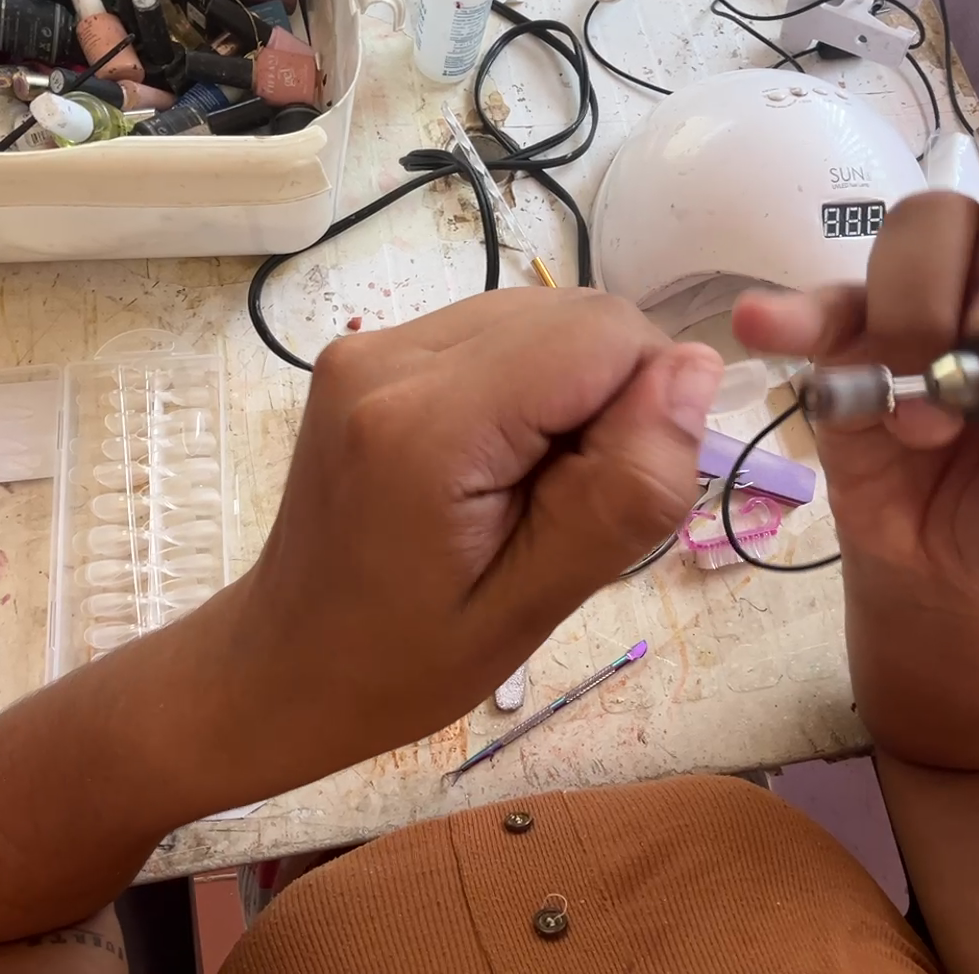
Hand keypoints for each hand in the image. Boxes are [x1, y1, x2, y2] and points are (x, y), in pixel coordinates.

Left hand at [228, 289, 721, 778]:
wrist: (285, 656)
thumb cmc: (403, 662)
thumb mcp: (530, 606)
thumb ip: (621, 490)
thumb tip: (693, 369)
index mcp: (427, 424)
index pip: (602, 333)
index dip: (643, 401)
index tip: (607, 489)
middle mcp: (389, 355)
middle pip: (571, 317)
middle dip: (604, 398)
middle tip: (559, 500)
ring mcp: (369, 345)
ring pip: (537, 320)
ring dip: (564, 393)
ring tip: (518, 486)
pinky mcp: (367, 352)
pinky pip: (492, 336)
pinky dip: (521, 387)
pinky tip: (486, 460)